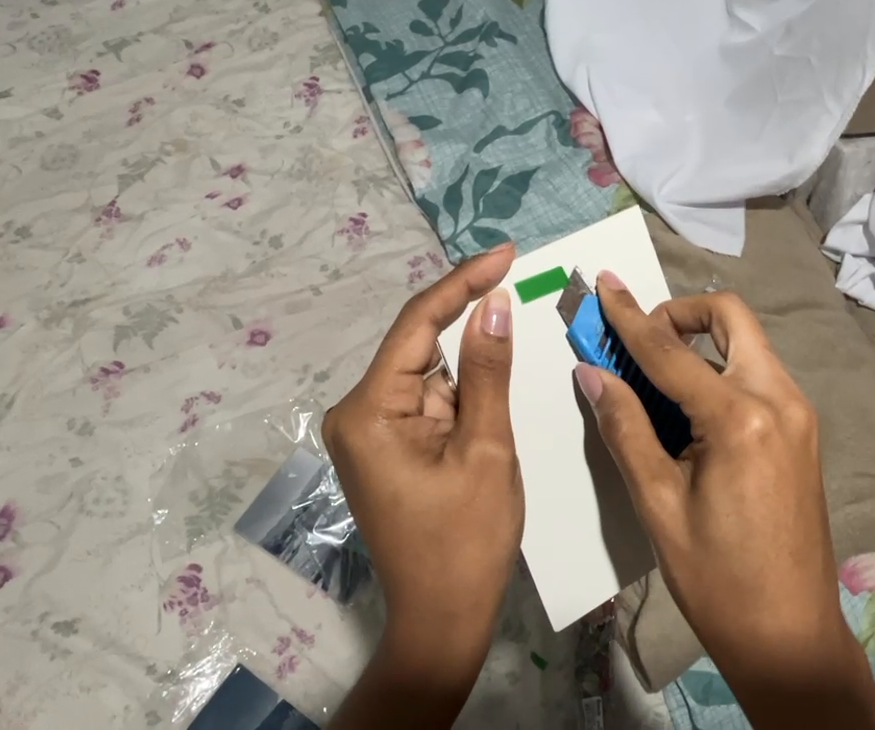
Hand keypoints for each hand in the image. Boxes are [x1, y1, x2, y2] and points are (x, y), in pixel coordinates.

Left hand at [324, 245, 521, 728]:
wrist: (441, 620)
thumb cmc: (465, 542)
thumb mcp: (486, 449)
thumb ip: (489, 371)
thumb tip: (494, 303)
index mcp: (370, 410)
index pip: (418, 323)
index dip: (463, 282)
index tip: (505, 253)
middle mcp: (358, 411)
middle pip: (422, 343)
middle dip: (470, 316)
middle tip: (516, 273)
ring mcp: (370, 429)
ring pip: (431, 371)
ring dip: (473, 360)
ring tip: (514, 334)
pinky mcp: (387, 444)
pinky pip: (430, 398)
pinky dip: (465, 389)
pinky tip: (493, 385)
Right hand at [575, 275, 874, 728]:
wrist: (791, 637)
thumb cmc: (717, 579)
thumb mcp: (658, 504)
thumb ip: (625, 427)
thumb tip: (591, 372)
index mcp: (740, 418)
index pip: (671, 350)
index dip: (630, 315)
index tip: (604, 282)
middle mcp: (780, 400)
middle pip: (731, 318)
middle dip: (681, 313)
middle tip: (641, 339)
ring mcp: (800, 413)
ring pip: (748, 343)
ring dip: (702, 342)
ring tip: (657, 375)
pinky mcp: (804, 430)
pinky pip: (759, 374)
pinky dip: (722, 369)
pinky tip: (692, 406)